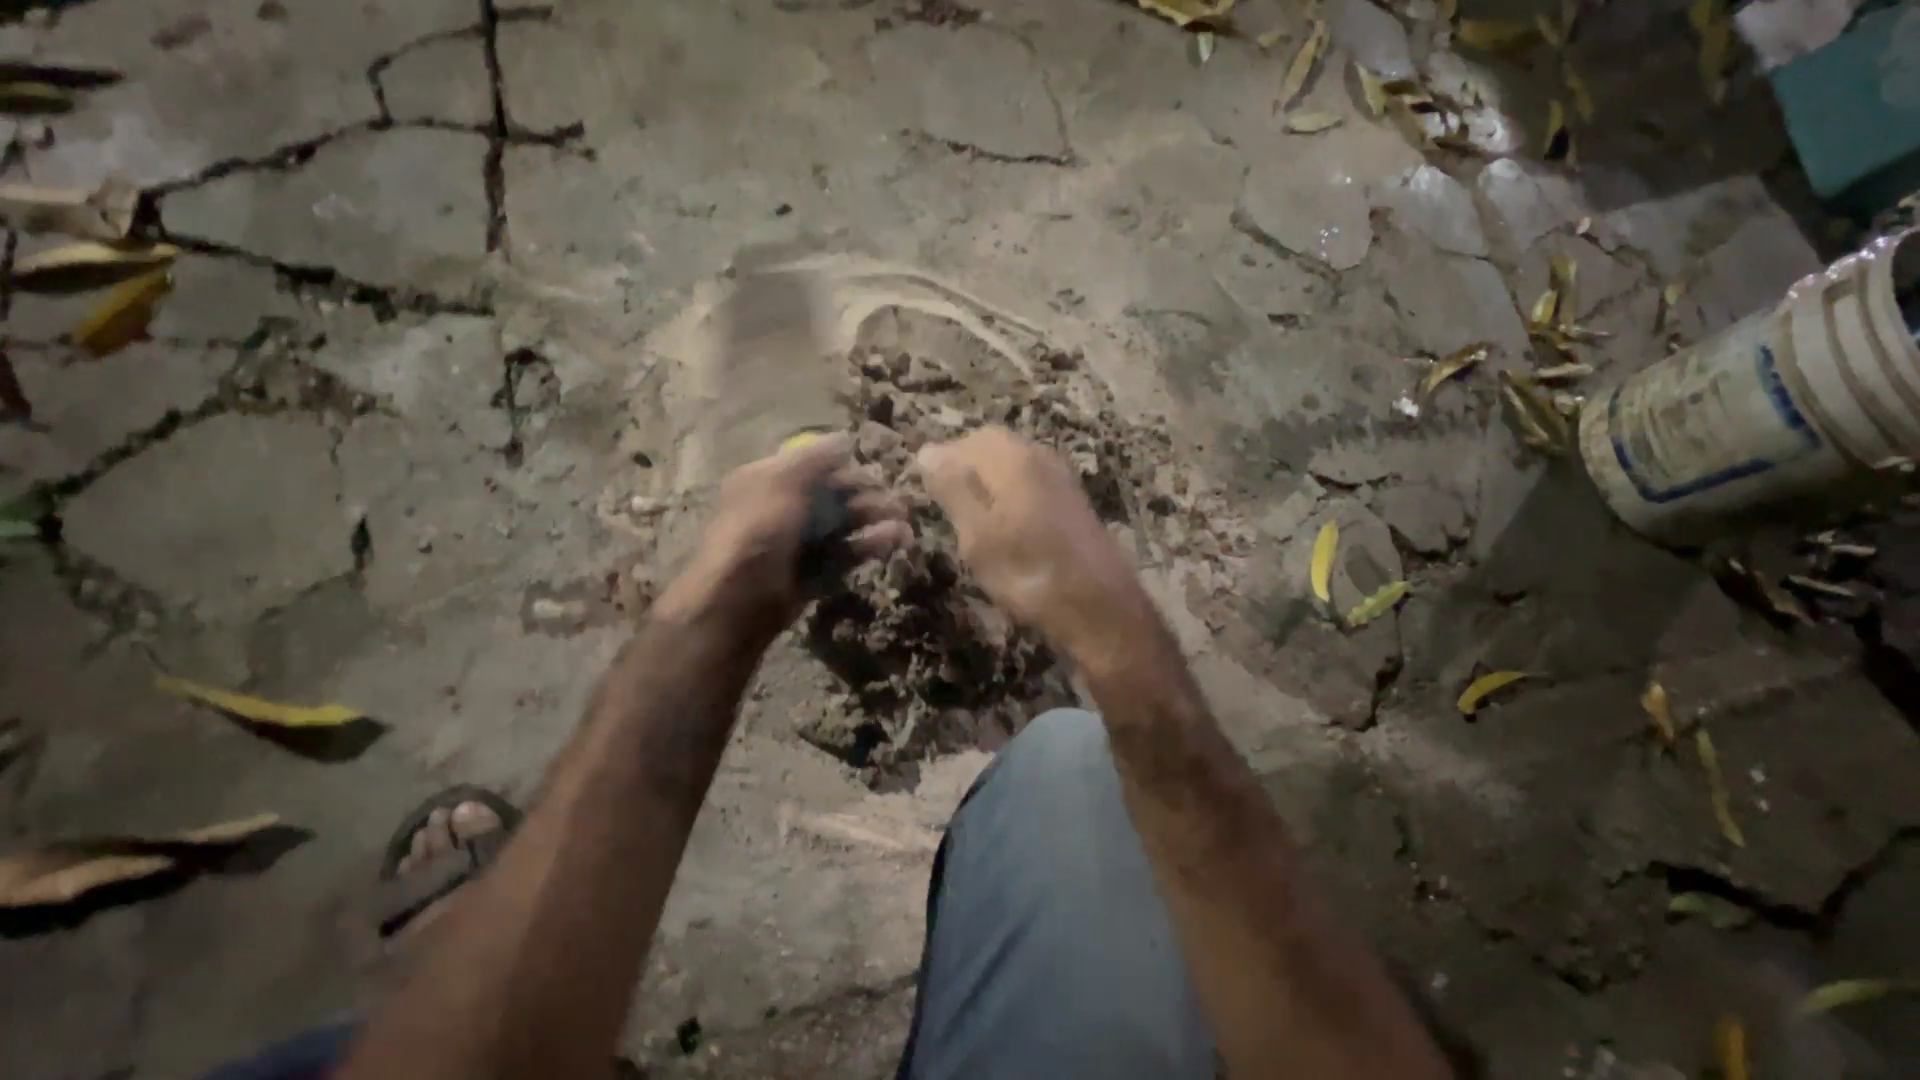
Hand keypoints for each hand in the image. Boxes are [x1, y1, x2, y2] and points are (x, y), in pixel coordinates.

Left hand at [661, 432, 911, 631]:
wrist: (737, 600)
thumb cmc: (757, 531)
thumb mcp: (781, 482)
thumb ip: (815, 458)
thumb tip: (847, 438)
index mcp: (767, 481)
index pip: (812, 466)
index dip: (844, 466)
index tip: (876, 471)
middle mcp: (782, 509)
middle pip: (832, 495)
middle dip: (866, 495)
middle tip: (898, 501)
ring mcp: (798, 544)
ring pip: (842, 526)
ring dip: (873, 520)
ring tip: (904, 524)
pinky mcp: (812, 574)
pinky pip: (845, 555)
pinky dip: (869, 546)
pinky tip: (893, 541)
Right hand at [916, 426, 1147, 661]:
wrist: (1099, 606)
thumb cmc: (1028, 573)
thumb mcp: (977, 536)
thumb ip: (952, 489)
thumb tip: (928, 451)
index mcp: (1014, 459)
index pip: (967, 440)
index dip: (942, 460)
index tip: (926, 492)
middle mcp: (1040, 457)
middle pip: (993, 446)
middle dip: (966, 468)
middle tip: (946, 506)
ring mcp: (1062, 478)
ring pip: (1014, 464)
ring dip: (989, 482)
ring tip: (972, 519)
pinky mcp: (1073, 501)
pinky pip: (1032, 482)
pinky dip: (1011, 495)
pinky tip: (1006, 527)